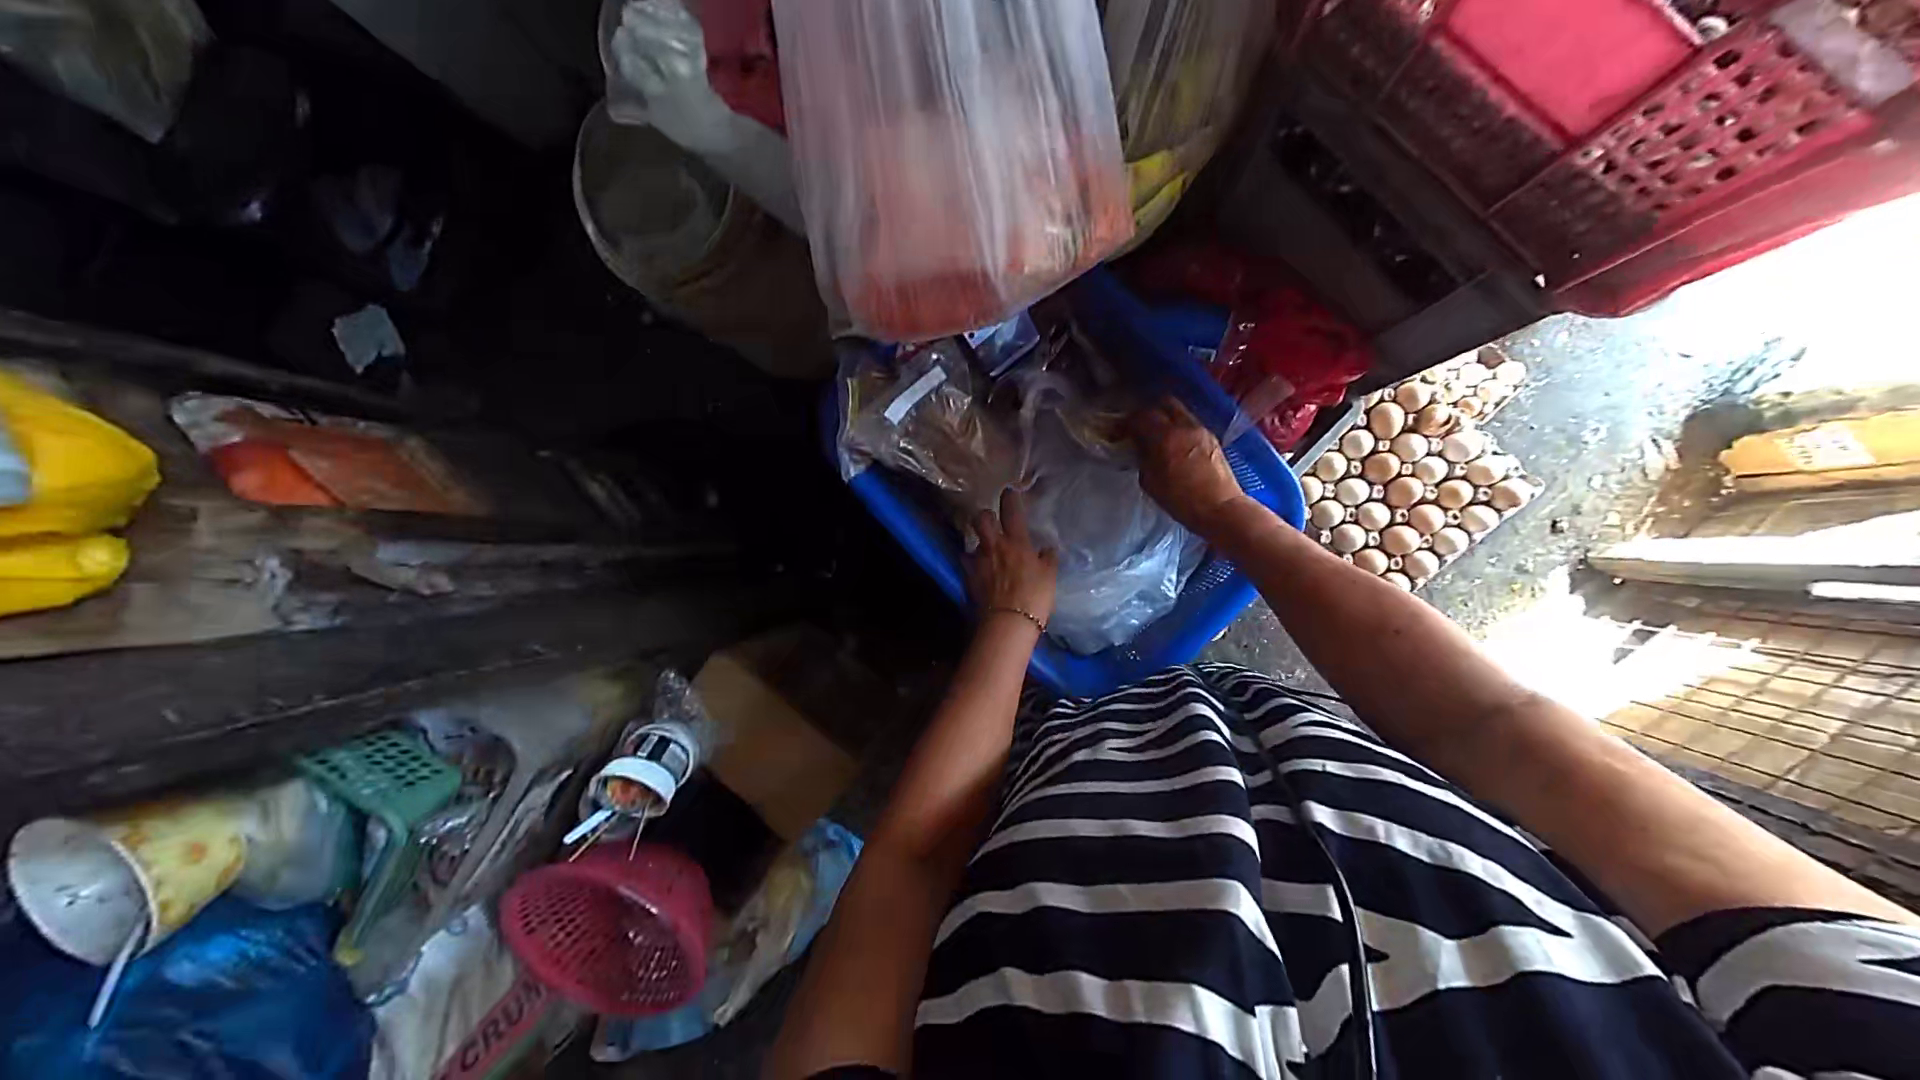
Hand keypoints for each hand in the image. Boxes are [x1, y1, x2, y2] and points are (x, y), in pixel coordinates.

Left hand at [967, 488, 1056, 628]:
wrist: (1008, 622)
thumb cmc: (1034, 597)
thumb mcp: (1049, 576)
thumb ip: (1047, 558)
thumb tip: (1047, 548)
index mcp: (1016, 542)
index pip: (1011, 511)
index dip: (1010, 498)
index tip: (1009, 492)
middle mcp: (994, 546)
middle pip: (981, 519)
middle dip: (985, 516)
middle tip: (991, 521)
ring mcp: (978, 561)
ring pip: (972, 542)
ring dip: (978, 543)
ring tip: (985, 551)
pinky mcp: (968, 577)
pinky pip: (967, 563)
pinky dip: (972, 564)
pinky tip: (979, 570)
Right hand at [1128, 398, 1253, 534]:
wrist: (1220, 508)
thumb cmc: (1181, 501)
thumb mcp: (1151, 483)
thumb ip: (1143, 459)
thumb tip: (1140, 447)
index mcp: (1166, 438)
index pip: (1141, 416)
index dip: (1126, 422)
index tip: (1118, 432)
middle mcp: (1185, 427)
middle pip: (1164, 403)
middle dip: (1149, 412)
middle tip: (1140, 427)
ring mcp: (1201, 431)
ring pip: (1180, 412)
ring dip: (1166, 419)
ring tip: (1158, 436)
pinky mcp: (1212, 439)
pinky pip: (1191, 424)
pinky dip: (1179, 429)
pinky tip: (1175, 445)